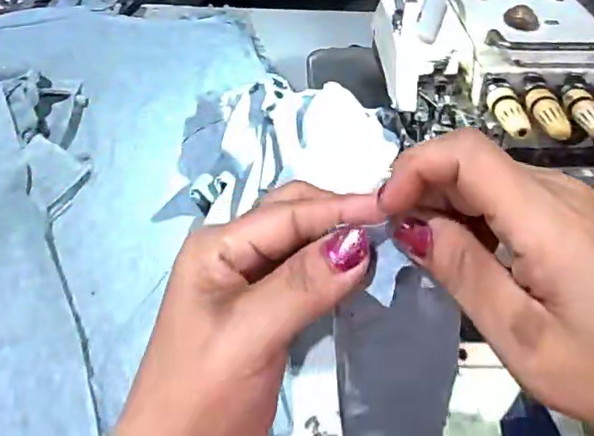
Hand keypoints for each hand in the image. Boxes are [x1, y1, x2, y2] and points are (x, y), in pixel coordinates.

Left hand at [116, 181, 381, 435]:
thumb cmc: (203, 389)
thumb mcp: (251, 334)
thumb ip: (301, 286)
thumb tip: (357, 241)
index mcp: (216, 243)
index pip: (284, 213)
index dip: (337, 207)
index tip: (391, 204)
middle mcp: (229, 250)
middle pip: (289, 215)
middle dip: (336, 213)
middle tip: (391, 221)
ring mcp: (242, 279)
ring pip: (296, 242)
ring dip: (334, 238)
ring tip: (382, 241)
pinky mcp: (259, 309)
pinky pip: (298, 274)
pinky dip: (328, 268)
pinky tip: (354, 274)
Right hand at [376, 130, 593, 435]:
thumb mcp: (528, 342)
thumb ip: (463, 273)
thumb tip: (407, 224)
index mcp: (547, 216)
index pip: (463, 150)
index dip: (414, 166)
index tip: (386, 209)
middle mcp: (556, 190)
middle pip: (467, 157)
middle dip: (419, 184)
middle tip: (395, 232)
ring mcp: (567, 199)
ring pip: (481, 172)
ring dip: (441, 198)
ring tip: (425, 247)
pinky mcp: (571, 214)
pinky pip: (502, 191)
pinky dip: (468, 210)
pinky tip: (467, 251)